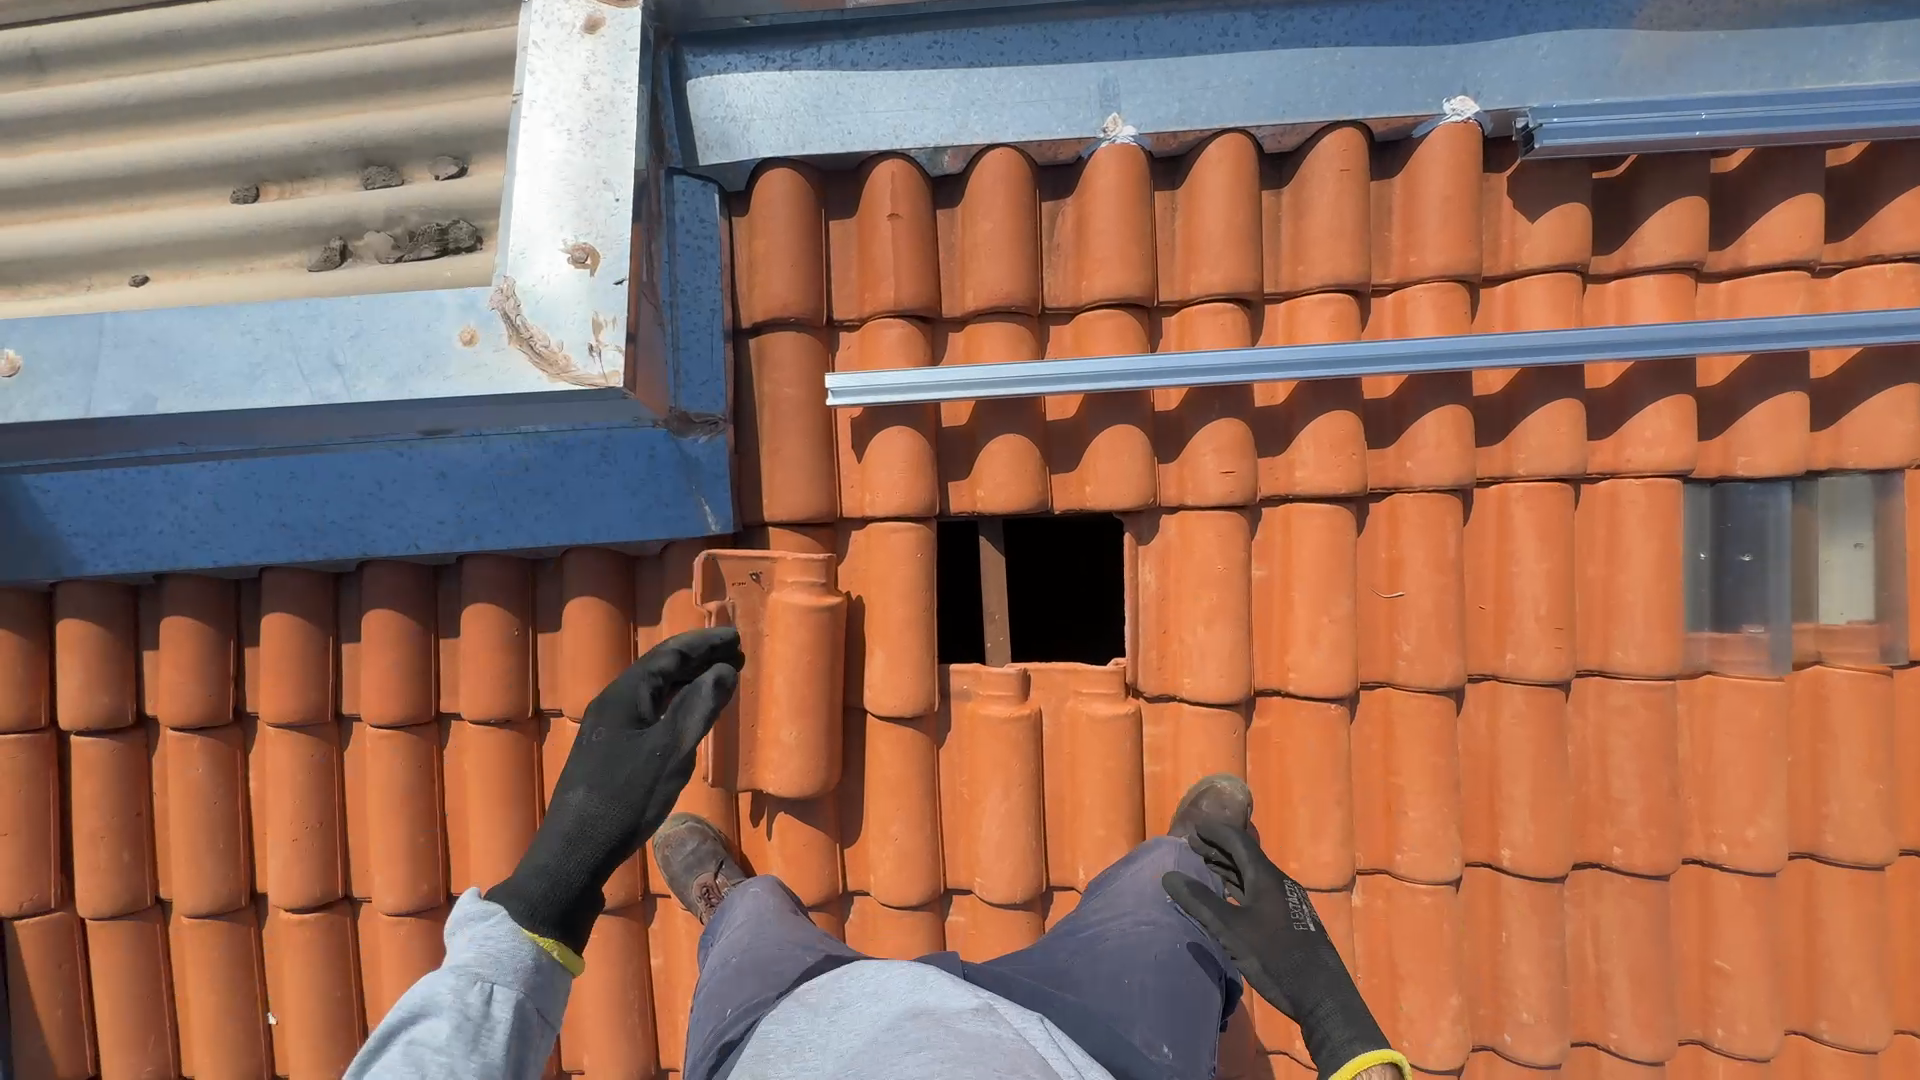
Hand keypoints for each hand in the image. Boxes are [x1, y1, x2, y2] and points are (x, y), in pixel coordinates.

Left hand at [488, 627, 743, 958]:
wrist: (574, 852)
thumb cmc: (626, 798)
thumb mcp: (671, 750)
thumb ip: (699, 706)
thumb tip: (724, 669)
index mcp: (625, 695)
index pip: (669, 654)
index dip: (704, 643)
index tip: (735, 636)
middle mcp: (614, 703)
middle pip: (661, 669)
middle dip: (699, 659)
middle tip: (736, 654)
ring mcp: (611, 727)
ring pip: (656, 691)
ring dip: (689, 680)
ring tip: (721, 677)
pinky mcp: (612, 750)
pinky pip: (651, 711)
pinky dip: (677, 703)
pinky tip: (692, 713)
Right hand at [1162, 822, 1407, 1079]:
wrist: (1323, 998)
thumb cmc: (1275, 957)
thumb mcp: (1231, 930)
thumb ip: (1200, 901)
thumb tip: (1168, 876)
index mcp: (1267, 877)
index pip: (1238, 841)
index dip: (1215, 832)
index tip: (1195, 826)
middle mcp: (1278, 883)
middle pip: (1245, 857)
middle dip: (1218, 849)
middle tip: (1193, 846)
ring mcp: (1285, 902)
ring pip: (1252, 875)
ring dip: (1228, 868)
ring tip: (1205, 866)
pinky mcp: (1288, 921)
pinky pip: (1258, 891)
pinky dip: (1238, 886)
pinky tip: (1229, 896)